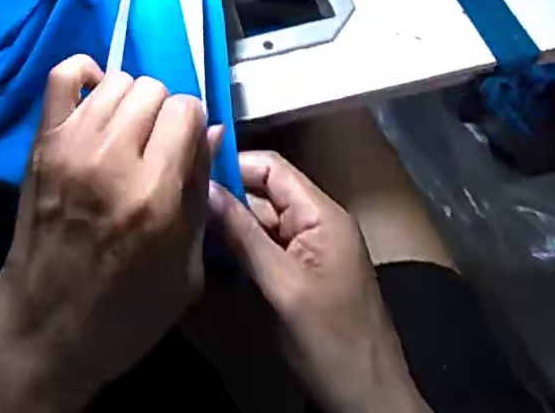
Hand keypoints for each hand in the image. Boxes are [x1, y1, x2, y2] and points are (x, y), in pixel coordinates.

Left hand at [0, 56, 214, 412]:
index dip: (191, 127)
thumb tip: (212, 130)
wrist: (43, 330)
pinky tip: (96, 103)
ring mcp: (71, 146)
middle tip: (153, 146)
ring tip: (125, 132)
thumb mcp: (186, 268)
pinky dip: (86, 75)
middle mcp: (112, 160)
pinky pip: (65, 74)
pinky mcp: (42, 142)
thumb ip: (201, 189)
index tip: (183, 149)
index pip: (186, 110)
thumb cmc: (126, 309)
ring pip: (119, 80)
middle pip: (154, 90)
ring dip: (130, 101)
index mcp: (153, 194)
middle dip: (163, 113)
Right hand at [209, 151, 431, 412]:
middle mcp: (316, 220)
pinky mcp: (302, 271)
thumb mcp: (283, 286)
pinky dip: (242, 247)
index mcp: (321, 212)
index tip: (193, 174)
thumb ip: (244, 236)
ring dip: (231, 223)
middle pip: (266, 192)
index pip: (273, 168)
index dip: (234, 165)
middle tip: (183, 205)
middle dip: (228, 195)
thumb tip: (206, 190)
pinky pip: (268, 245)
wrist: (370, 399)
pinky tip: (212, 254)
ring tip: (189, 226)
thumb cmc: (331, 339)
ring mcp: (310, 247)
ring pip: (263, 220)